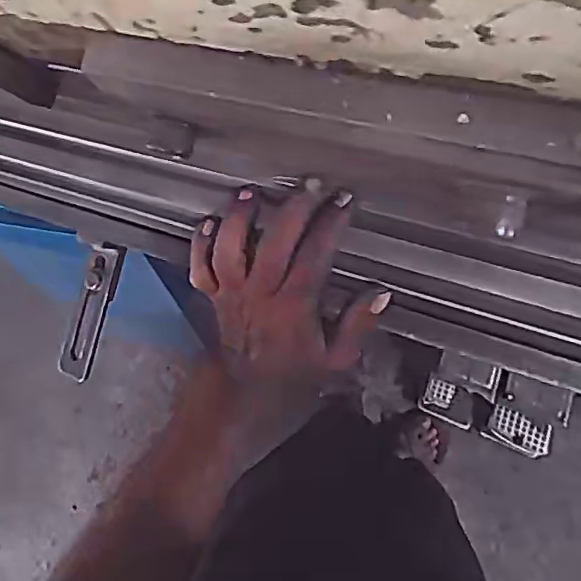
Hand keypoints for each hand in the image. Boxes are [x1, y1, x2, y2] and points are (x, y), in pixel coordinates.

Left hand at [188, 181, 388, 398]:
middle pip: (275, 242)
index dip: (331, 223)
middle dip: (294, 208)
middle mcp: (261, 294)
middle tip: (310, 185)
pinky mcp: (213, 295)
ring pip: (230, 248)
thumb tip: (380, 294)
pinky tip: (210, 221)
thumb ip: (358, 324)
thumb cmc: (293, 374)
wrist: (247, 394)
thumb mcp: (336, 359)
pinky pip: (200, 265)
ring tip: (253, 193)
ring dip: (240, 218)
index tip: (343, 201)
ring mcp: (233, 293)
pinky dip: (201, 242)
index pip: (315, 254)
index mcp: (294, 307)